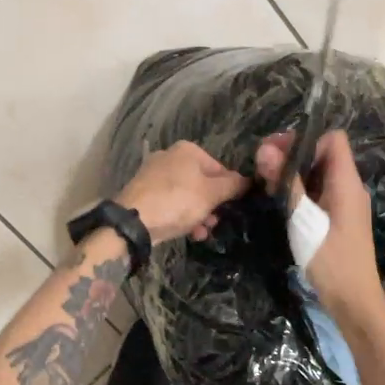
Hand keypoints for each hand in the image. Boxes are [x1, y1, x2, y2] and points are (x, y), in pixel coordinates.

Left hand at [113, 141, 248, 243]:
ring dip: (199, 215)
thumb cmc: (178, 201)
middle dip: (212, 206)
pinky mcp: (144, 195)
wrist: (134, 220)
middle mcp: (169, 157)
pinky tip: (189, 234)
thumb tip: (249, 181)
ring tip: (203, 233)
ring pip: (187, 196)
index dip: (228, 190)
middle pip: (202, 183)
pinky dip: (182, 217)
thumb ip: (232, 186)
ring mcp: (154, 176)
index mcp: (188, 150)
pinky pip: (171, 204)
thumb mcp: (211, 194)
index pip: (219, 168)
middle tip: (215, 223)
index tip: (230, 208)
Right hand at [256, 130, 384, 325]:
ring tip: (267, 188)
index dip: (304, 140)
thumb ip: (287, 184)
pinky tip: (282, 206)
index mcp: (347, 183)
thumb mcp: (304, 220)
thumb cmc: (330, 261)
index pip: (332, 139)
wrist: (353, 300)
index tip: (276, 154)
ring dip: (294, 177)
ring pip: (319, 177)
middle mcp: (349, 189)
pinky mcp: (338, 222)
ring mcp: (345, 206)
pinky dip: (300, 194)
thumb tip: (265, 150)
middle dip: (293, 157)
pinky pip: (319, 196)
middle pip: (323, 156)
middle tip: (263, 171)